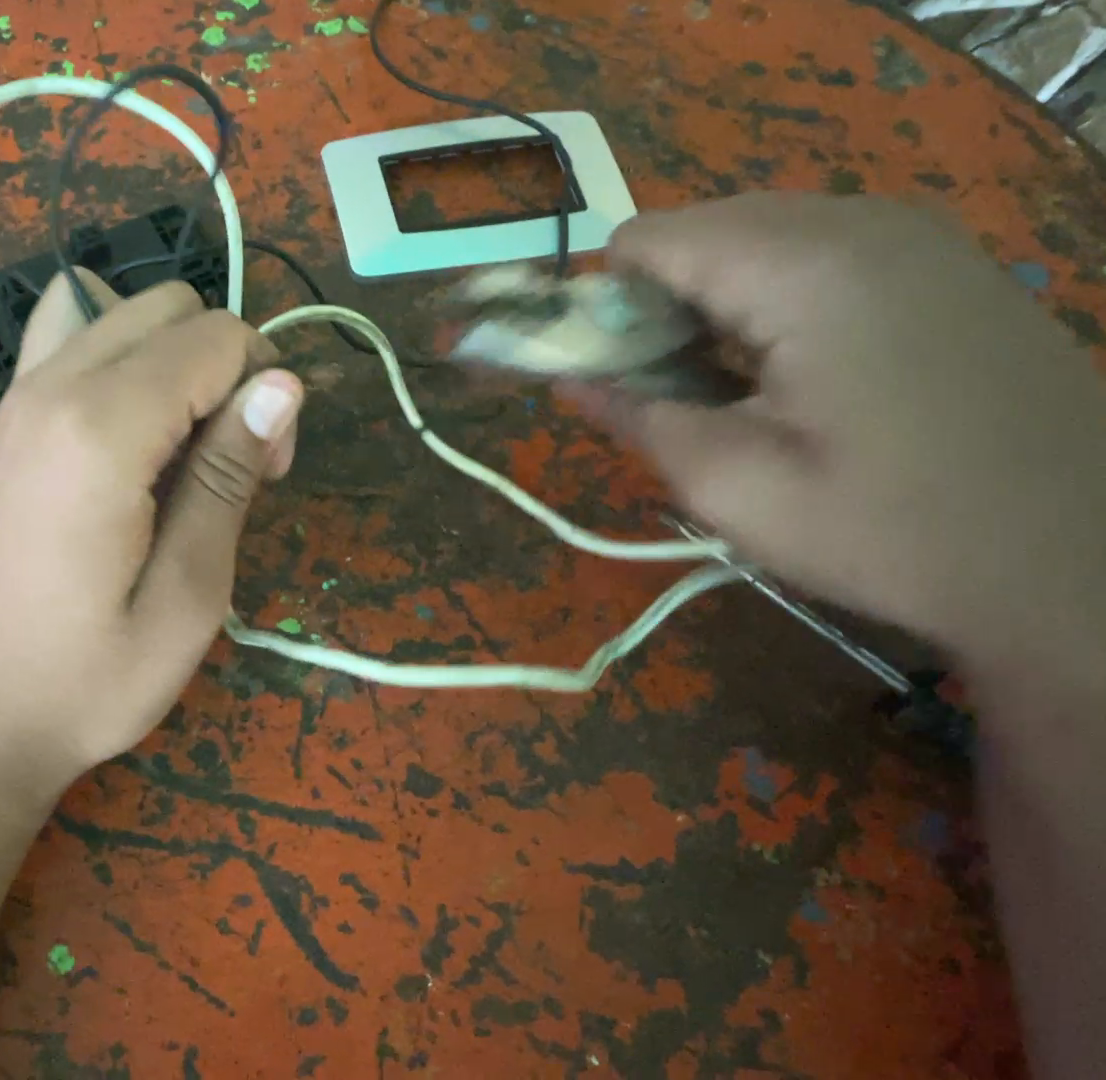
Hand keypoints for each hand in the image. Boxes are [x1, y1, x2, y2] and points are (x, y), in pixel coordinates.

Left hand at [0, 271, 301, 802]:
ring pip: (124, 314)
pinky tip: (130, 432)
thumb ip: (230, 476)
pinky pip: (73, 340)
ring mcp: (19, 397)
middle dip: (225, 365)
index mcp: (100, 428)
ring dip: (176, 362)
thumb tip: (282, 385)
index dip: (264, 392)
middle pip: (171, 309)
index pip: (216, 338)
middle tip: (232, 463)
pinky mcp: (8, 420)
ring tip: (182, 451)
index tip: (268, 474)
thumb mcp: (189, 594)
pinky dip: (122, 362)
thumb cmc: (93, 676)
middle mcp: (51, 387)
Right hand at [592, 193, 1105, 674]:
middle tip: (668, 394)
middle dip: (653, 305)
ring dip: (706, 308)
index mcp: (803, 269)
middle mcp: (859, 225)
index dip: (602, 304)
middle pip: (696, 230)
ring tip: (726, 393)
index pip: (645, 239)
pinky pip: (807, 256)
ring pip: (749, 240)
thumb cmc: (891, 528)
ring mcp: (910, 239)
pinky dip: (763, 304)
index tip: (610, 378)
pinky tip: (786, 379)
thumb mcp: (731, 485)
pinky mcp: (937, 266)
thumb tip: (565, 379)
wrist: (1085, 560)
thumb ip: (633, 416)